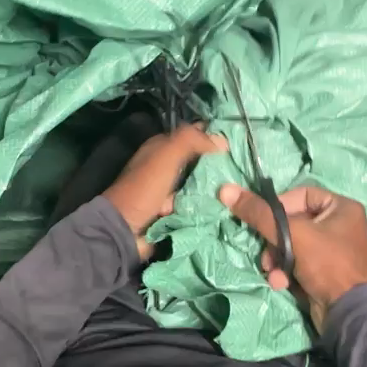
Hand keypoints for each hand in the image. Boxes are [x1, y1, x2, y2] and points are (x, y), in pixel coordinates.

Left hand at [103, 124, 227, 258]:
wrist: (126, 230)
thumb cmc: (144, 189)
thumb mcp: (166, 156)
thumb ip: (190, 141)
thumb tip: (221, 141)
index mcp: (160, 149)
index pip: (192, 137)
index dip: (212, 138)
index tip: (235, 145)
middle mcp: (166, 168)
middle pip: (199, 163)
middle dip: (217, 166)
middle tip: (240, 170)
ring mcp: (171, 192)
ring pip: (201, 185)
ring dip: (215, 189)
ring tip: (237, 189)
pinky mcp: (175, 213)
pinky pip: (198, 206)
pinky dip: (208, 207)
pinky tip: (226, 206)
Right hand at [217, 182, 366, 331]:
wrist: (347, 313)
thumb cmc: (326, 264)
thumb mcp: (292, 235)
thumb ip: (259, 213)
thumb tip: (225, 190)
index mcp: (342, 208)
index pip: (302, 194)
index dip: (279, 207)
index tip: (263, 222)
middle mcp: (341, 225)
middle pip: (294, 222)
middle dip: (275, 241)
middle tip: (265, 253)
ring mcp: (333, 250)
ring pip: (293, 245)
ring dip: (277, 259)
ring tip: (272, 272)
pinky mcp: (325, 272)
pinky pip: (299, 262)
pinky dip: (287, 271)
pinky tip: (281, 283)